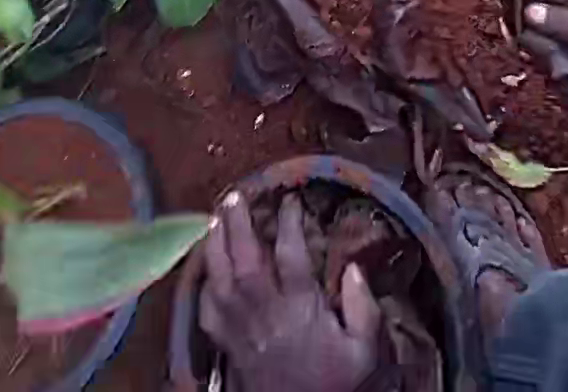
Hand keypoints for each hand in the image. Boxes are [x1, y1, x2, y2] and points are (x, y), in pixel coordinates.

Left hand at [200, 193, 380, 391]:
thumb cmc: (335, 385)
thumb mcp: (363, 352)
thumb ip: (362, 308)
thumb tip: (354, 267)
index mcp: (300, 311)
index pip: (291, 256)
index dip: (289, 222)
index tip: (290, 198)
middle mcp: (266, 315)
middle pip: (246, 262)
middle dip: (239, 224)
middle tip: (236, 194)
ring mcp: (241, 332)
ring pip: (220, 282)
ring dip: (215, 246)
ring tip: (214, 217)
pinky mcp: (226, 349)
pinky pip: (207, 312)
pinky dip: (203, 284)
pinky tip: (205, 266)